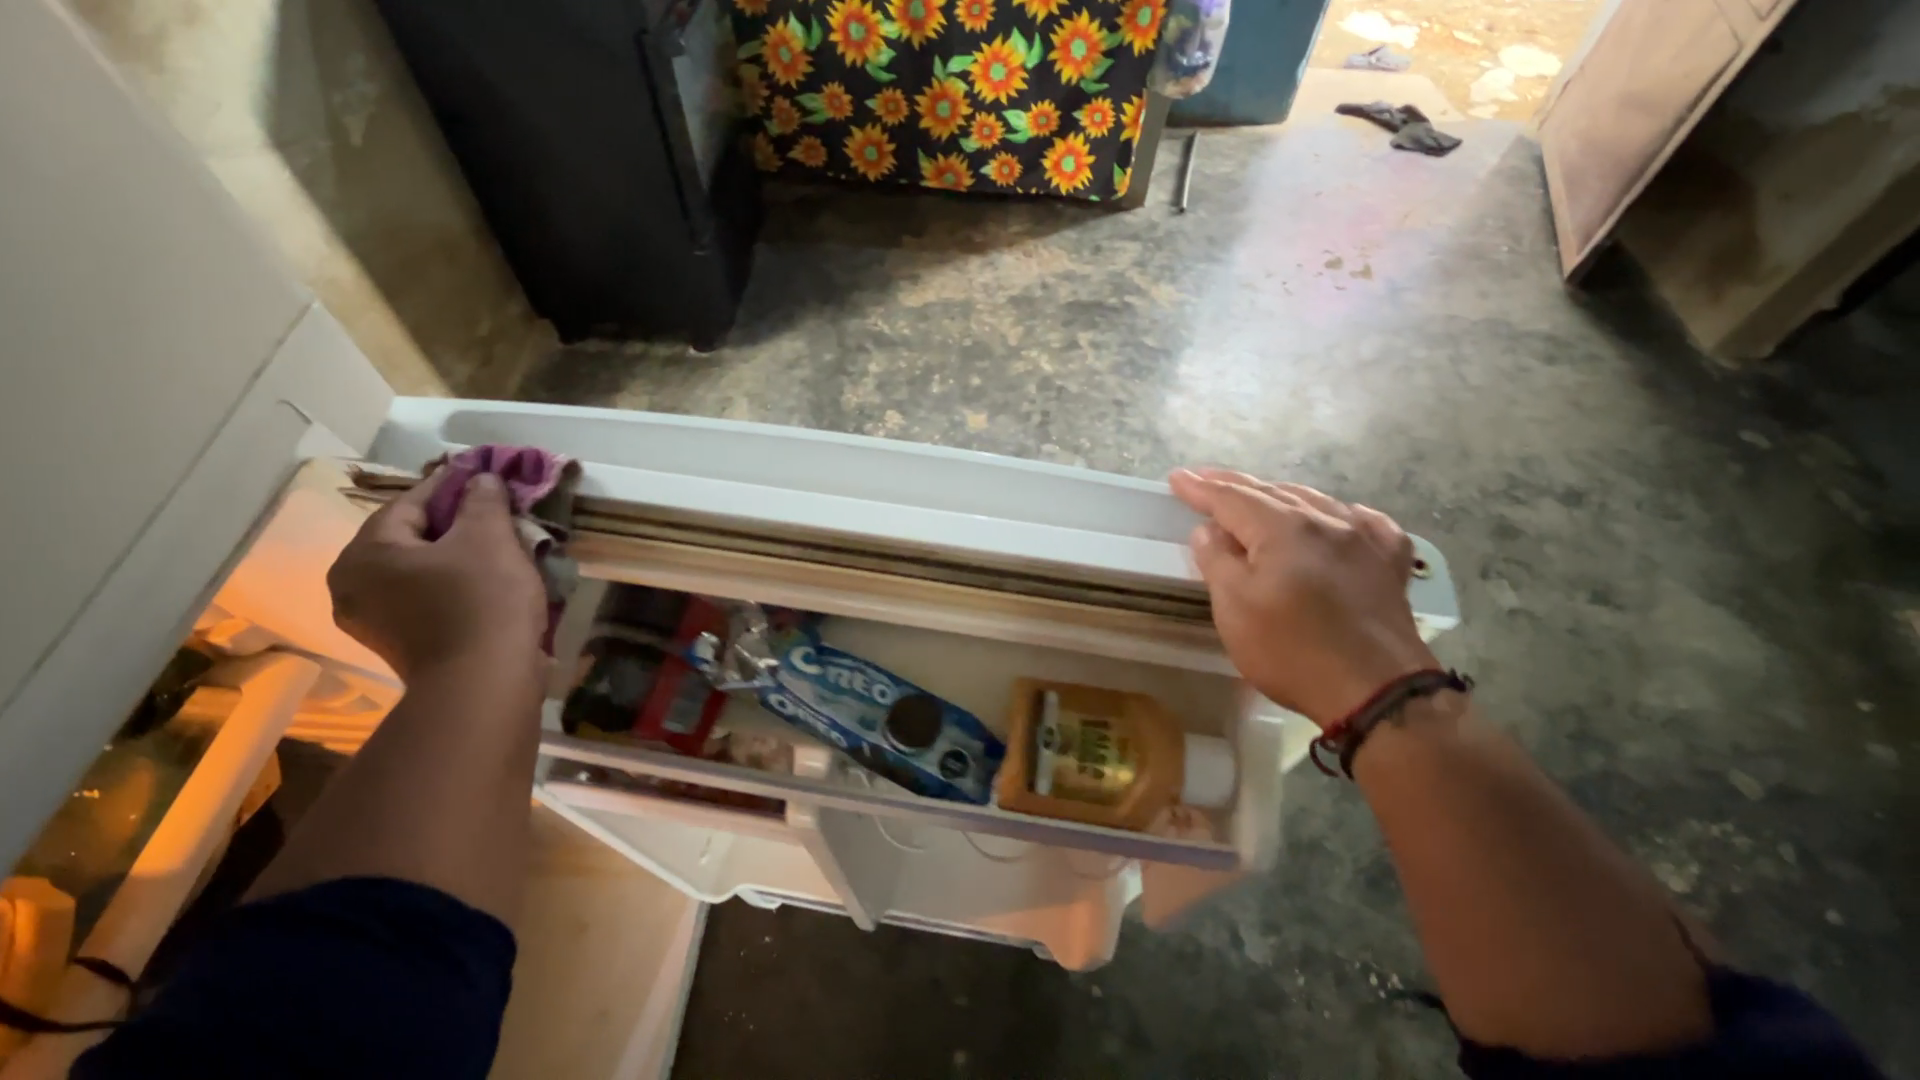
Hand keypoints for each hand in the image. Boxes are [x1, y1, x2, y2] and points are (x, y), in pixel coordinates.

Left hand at [328, 470, 547, 681]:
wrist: (485, 684)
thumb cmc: (483, 602)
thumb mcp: (490, 538)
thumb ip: (482, 500)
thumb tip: (480, 478)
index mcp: (364, 552)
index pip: (410, 502)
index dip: (453, 486)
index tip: (485, 476)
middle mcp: (351, 584)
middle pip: (408, 538)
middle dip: (452, 524)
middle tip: (494, 515)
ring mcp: (369, 621)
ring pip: (415, 570)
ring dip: (452, 556)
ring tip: (494, 549)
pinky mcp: (395, 645)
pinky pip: (420, 599)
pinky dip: (448, 585)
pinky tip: (482, 584)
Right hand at [1169, 468, 1436, 728]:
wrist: (1377, 691)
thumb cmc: (1292, 651)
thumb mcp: (1235, 609)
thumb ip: (1217, 562)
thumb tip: (1209, 530)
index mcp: (1283, 528)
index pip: (1232, 498)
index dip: (1201, 488)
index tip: (1177, 478)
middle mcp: (1326, 520)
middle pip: (1272, 492)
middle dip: (1236, 485)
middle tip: (1206, 480)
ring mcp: (1364, 539)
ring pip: (1315, 502)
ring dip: (1280, 497)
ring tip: (1259, 497)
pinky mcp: (1390, 563)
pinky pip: (1362, 523)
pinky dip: (1337, 516)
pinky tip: (1336, 520)